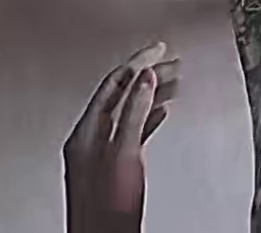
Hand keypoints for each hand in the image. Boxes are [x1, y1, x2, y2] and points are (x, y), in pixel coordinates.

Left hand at [65, 42, 179, 232]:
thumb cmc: (107, 211)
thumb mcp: (125, 153)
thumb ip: (135, 112)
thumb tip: (145, 77)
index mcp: (86, 133)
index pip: (114, 83)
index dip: (138, 62)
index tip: (159, 48)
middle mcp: (90, 140)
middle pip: (122, 94)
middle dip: (148, 74)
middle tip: (172, 60)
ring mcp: (101, 153)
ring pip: (129, 109)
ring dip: (152, 92)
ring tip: (175, 79)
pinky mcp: (114, 165)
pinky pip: (133, 127)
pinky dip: (149, 114)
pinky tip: (160, 112)